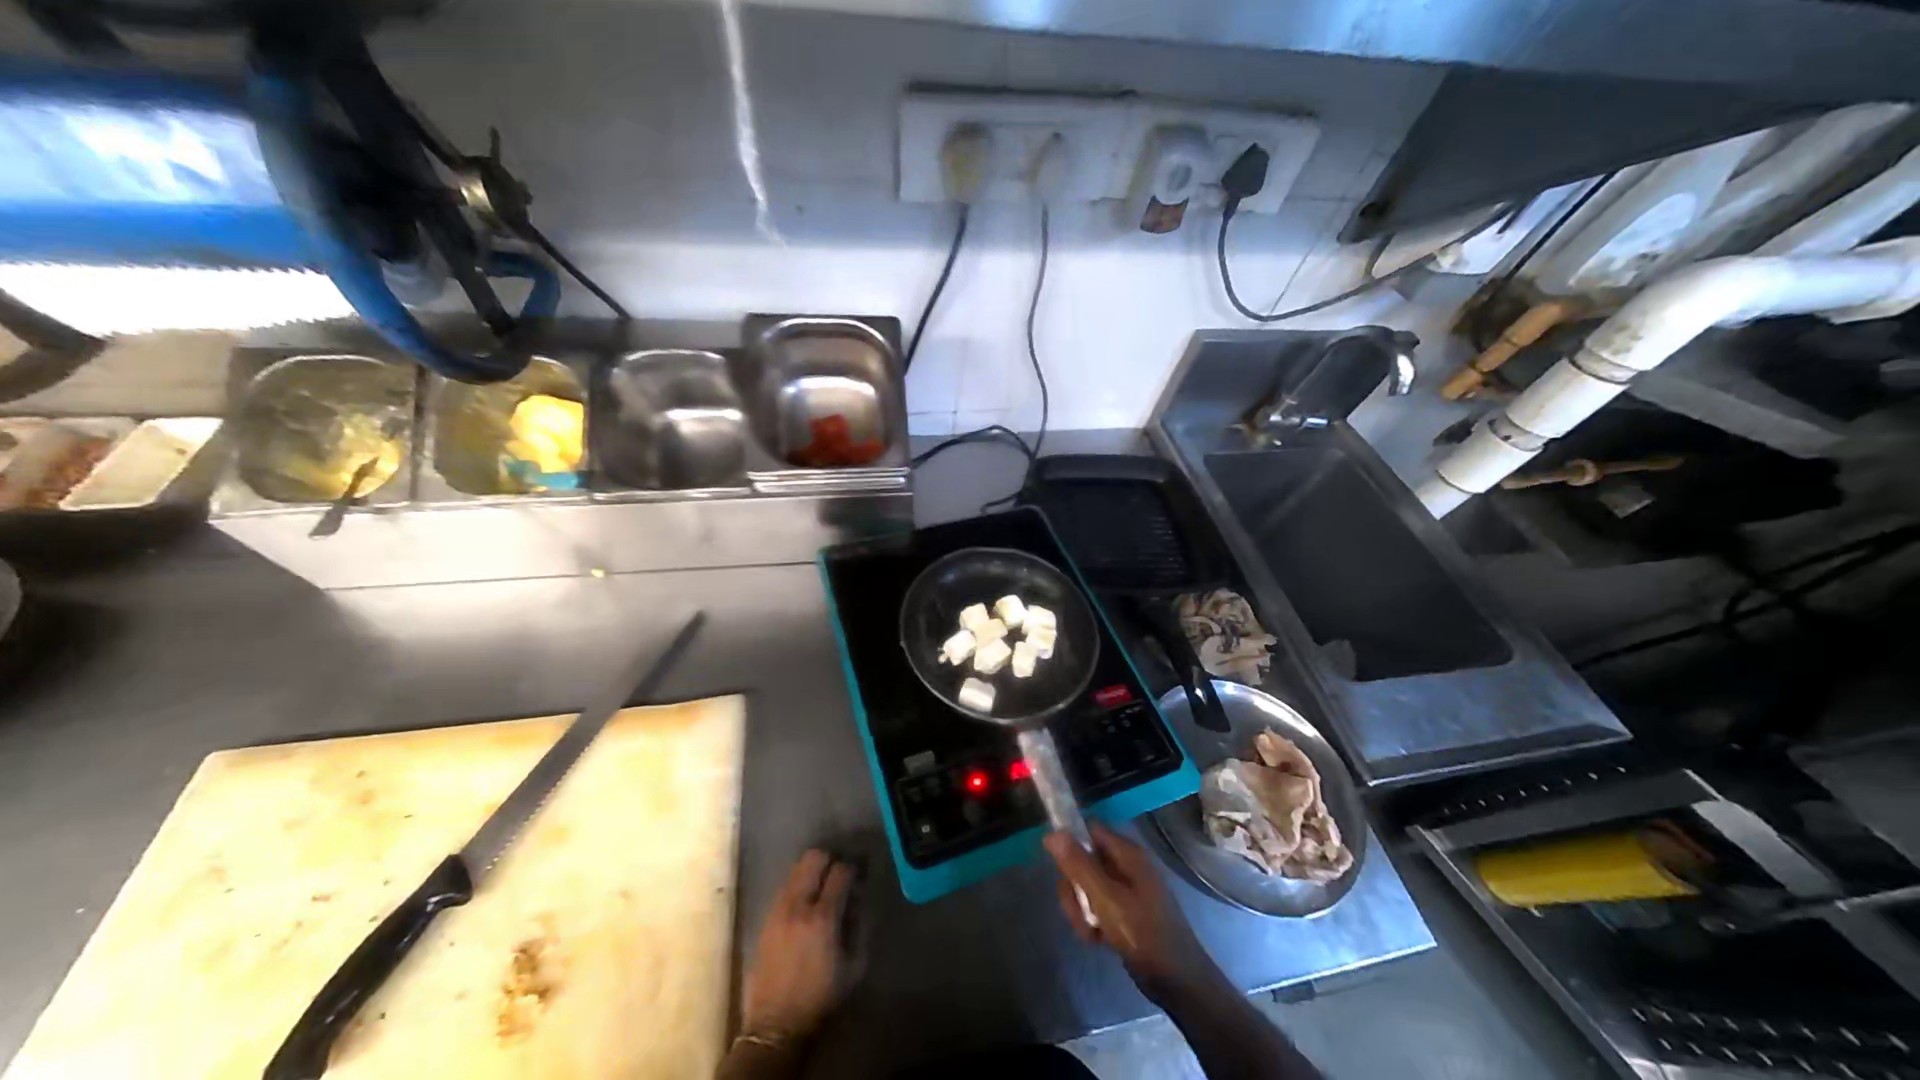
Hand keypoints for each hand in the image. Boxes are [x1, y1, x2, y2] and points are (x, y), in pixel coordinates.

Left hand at [739, 849, 855, 1040]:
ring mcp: (777, 911)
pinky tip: (804, 906)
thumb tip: (856, 901)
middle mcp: (798, 906)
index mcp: (823, 918)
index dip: (852, 870)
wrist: (775, 1025)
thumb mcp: (853, 965)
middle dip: (828, 860)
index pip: (840, 872)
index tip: (857, 878)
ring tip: (820, 889)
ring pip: (794, 871)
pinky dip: (797, 888)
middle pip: (812, 859)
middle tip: (837, 875)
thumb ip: (858, 926)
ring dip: (810, 873)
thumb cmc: (821, 998)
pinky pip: (784, 889)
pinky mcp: (765, 921)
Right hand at [1044, 825, 1224, 1003]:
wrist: (1178, 981)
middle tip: (1078, 912)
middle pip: (1083, 861)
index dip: (1070, 844)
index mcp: (1127, 854)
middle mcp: (1127, 866)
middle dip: (1074, 888)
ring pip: (1087, 887)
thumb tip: (1052, 833)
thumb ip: (1078, 865)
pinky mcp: (1125, 912)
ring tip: (1090, 932)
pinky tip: (1097, 940)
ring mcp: (1126, 890)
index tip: (1059, 868)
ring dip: (1081, 910)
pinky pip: (1097, 906)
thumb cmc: (1143, 934)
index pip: (1089, 830)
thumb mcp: (1106, 898)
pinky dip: (1092, 921)